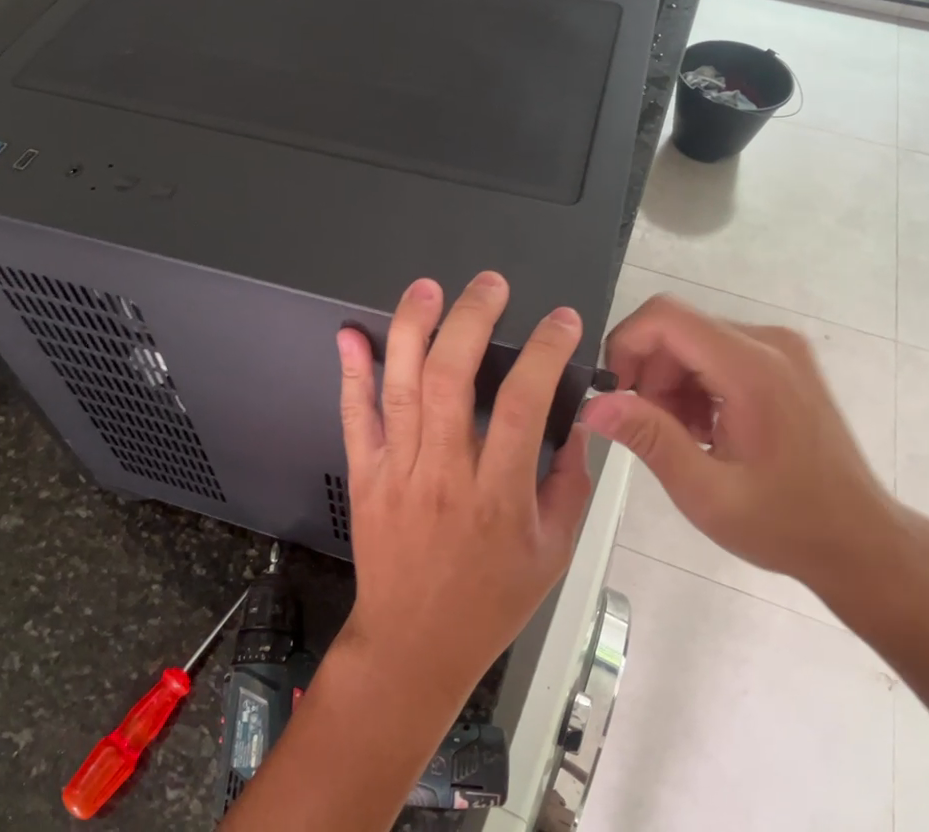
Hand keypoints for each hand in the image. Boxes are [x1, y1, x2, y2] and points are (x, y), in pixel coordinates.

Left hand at [333, 272, 593, 698]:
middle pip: (452, 378)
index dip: (544, 352)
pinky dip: (352, 373)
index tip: (561, 322)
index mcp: (498, 494)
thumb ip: (570, 483)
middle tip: (491, 286)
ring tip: (427, 288)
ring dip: (413, 329)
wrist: (415, 643)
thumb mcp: (553, 551)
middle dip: (472, 320)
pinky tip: (351, 335)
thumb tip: (578, 422)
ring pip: (402, 387)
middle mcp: (445, 474)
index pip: (522, 403)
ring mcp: (398, 472)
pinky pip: (355, 417)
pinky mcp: (365, 476)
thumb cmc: (491, 600)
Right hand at [578, 294, 910, 592]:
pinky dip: (697, 387)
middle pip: (677, 329)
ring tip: (686, 439)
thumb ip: (649, 438)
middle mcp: (769, 343)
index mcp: (752, 368)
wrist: (859, 540)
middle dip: (649, 375)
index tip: (617, 396)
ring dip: (672, 385)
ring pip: (693, 341)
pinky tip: (708, 432)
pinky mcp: (784, 363)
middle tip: (654, 431)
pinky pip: (718, 354)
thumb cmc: (784, 523)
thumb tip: (594, 405)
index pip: (665, 316)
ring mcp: (781, 350)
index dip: (625, 345)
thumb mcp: (705, 491)